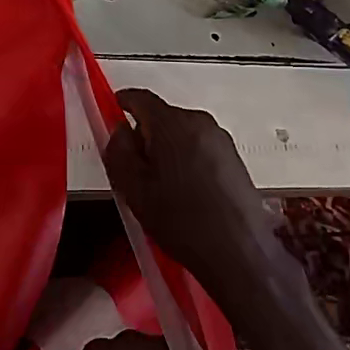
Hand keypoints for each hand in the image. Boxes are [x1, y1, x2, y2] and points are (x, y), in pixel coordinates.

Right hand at [103, 88, 285, 302]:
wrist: (238, 252)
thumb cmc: (181, 221)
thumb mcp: (134, 189)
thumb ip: (118, 151)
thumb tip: (119, 132)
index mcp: (173, 124)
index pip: (140, 98)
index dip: (122, 103)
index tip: (111, 112)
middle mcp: (200, 122)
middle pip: (161, 116)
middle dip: (144, 134)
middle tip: (132, 166)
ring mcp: (221, 139)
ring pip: (180, 133)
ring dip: (165, 149)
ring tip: (159, 186)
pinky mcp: (233, 156)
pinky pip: (198, 146)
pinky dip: (184, 159)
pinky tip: (182, 192)